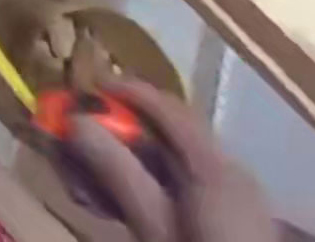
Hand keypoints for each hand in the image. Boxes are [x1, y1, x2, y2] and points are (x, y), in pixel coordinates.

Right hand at [67, 80, 276, 241]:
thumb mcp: (156, 232)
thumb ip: (118, 172)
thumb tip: (75, 120)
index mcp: (215, 167)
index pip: (167, 107)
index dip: (127, 90)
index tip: (86, 87)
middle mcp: (230, 171)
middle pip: (173, 128)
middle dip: (127, 124)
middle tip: (85, 130)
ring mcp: (239, 197)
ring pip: (178, 154)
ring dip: (137, 152)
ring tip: (98, 170)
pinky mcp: (237, 221)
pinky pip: (189, 180)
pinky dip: (155, 177)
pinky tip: (130, 200)